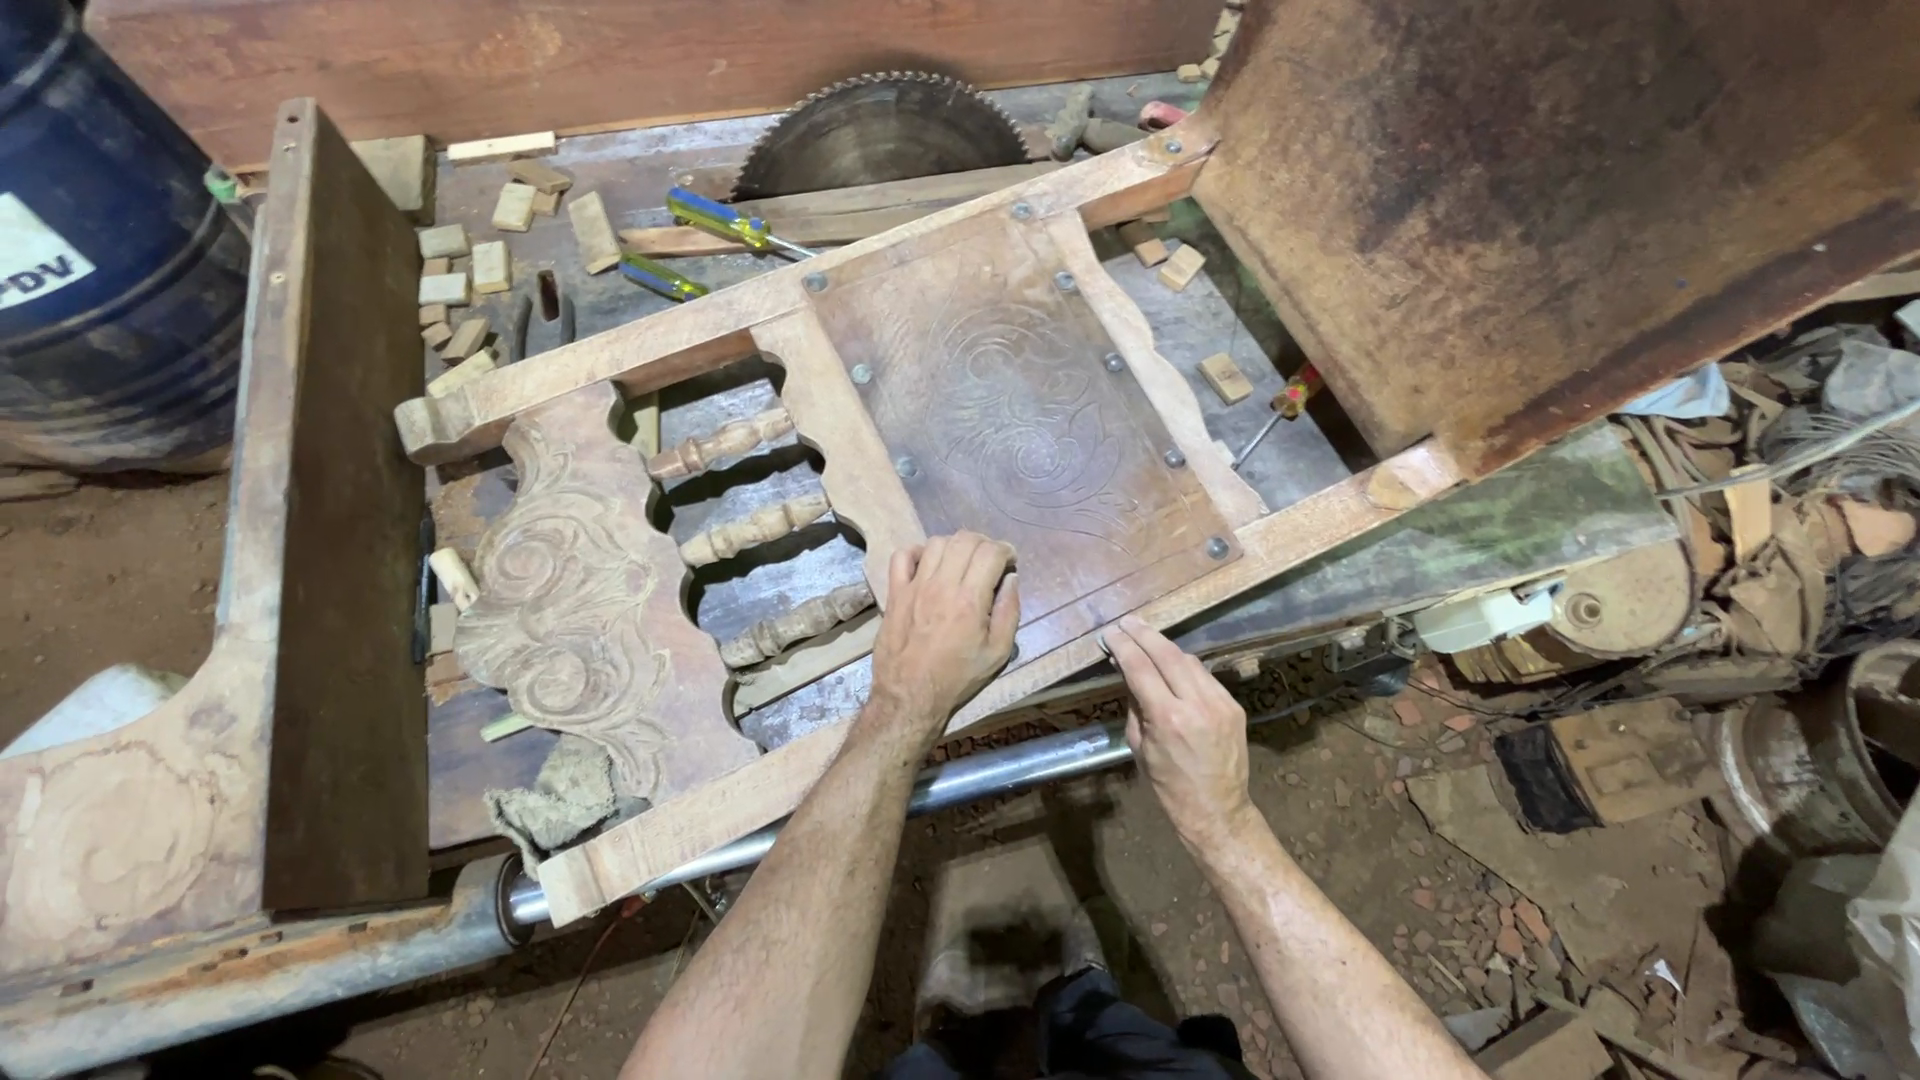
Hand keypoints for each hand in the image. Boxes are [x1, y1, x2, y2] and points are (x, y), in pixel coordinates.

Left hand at [868, 531, 1019, 743]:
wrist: (910, 695)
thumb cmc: (958, 677)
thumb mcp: (998, 653)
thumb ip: (1010, 612)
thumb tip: (1011, 580)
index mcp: (970, 600)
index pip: (990, 552)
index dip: (1006, 551)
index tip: (1009, 562)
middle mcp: (942, 585)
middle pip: (965, 539)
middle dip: (984, 543)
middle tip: (990, 561)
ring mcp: (915, 586)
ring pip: (937, 542)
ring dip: (955, 545)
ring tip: (962, 562)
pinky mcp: (895, 593)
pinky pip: (902, 556)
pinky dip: (918, 551)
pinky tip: (929, 564)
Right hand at [1105, 615, 1254, 851]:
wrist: (1217, 810)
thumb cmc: (1168, 786)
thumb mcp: (1139, 747)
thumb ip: (1135, 706)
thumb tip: (1128, 673)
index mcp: (1167, 718)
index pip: (1140, 668)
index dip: (1123, 647)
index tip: (1110, 633)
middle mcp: (1196, 705)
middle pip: (1166, 654)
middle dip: (1144, 634)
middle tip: (1127, 622)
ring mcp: (1220, 703)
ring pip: (1189, 660)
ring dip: (1165, 647)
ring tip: (1146, 637)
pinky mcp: (1234, 707)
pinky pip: (1205, 676)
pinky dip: (1186, 666)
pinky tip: (1173, 662)